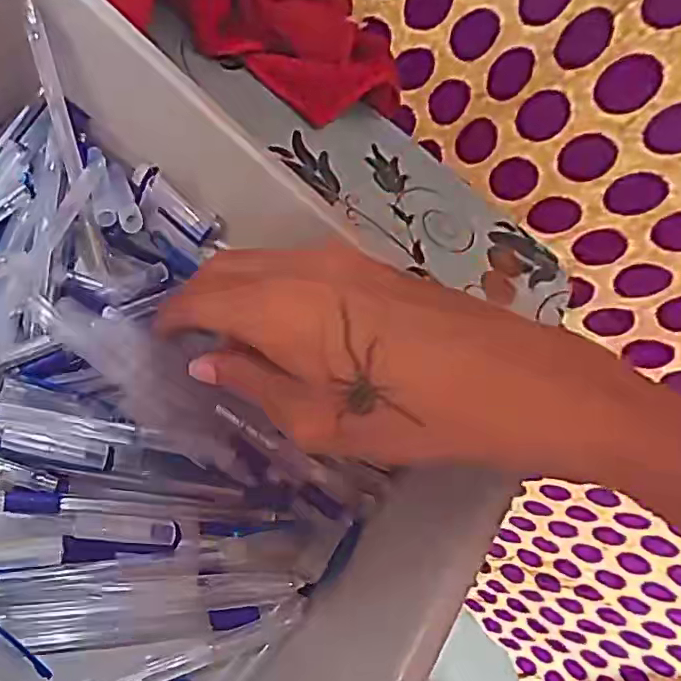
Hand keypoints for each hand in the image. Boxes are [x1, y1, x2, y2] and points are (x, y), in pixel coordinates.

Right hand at [154, 244, 680, 479]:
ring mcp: (339, 259)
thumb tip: (206, 361)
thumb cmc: (416, 417)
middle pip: (224, 268)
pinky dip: (264, 286)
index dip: (173, 316)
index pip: (202, 297)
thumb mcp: (321, 421)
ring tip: (226, 335)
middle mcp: (301, 268)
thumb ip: (255, 383)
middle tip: (185, 338)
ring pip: (258, 261)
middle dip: (194, 298)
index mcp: (280, 307)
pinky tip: (277, 325)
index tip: (158, 338)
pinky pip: (292, 265)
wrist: (522, 384)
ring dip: (230, 289)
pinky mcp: (367, 264)